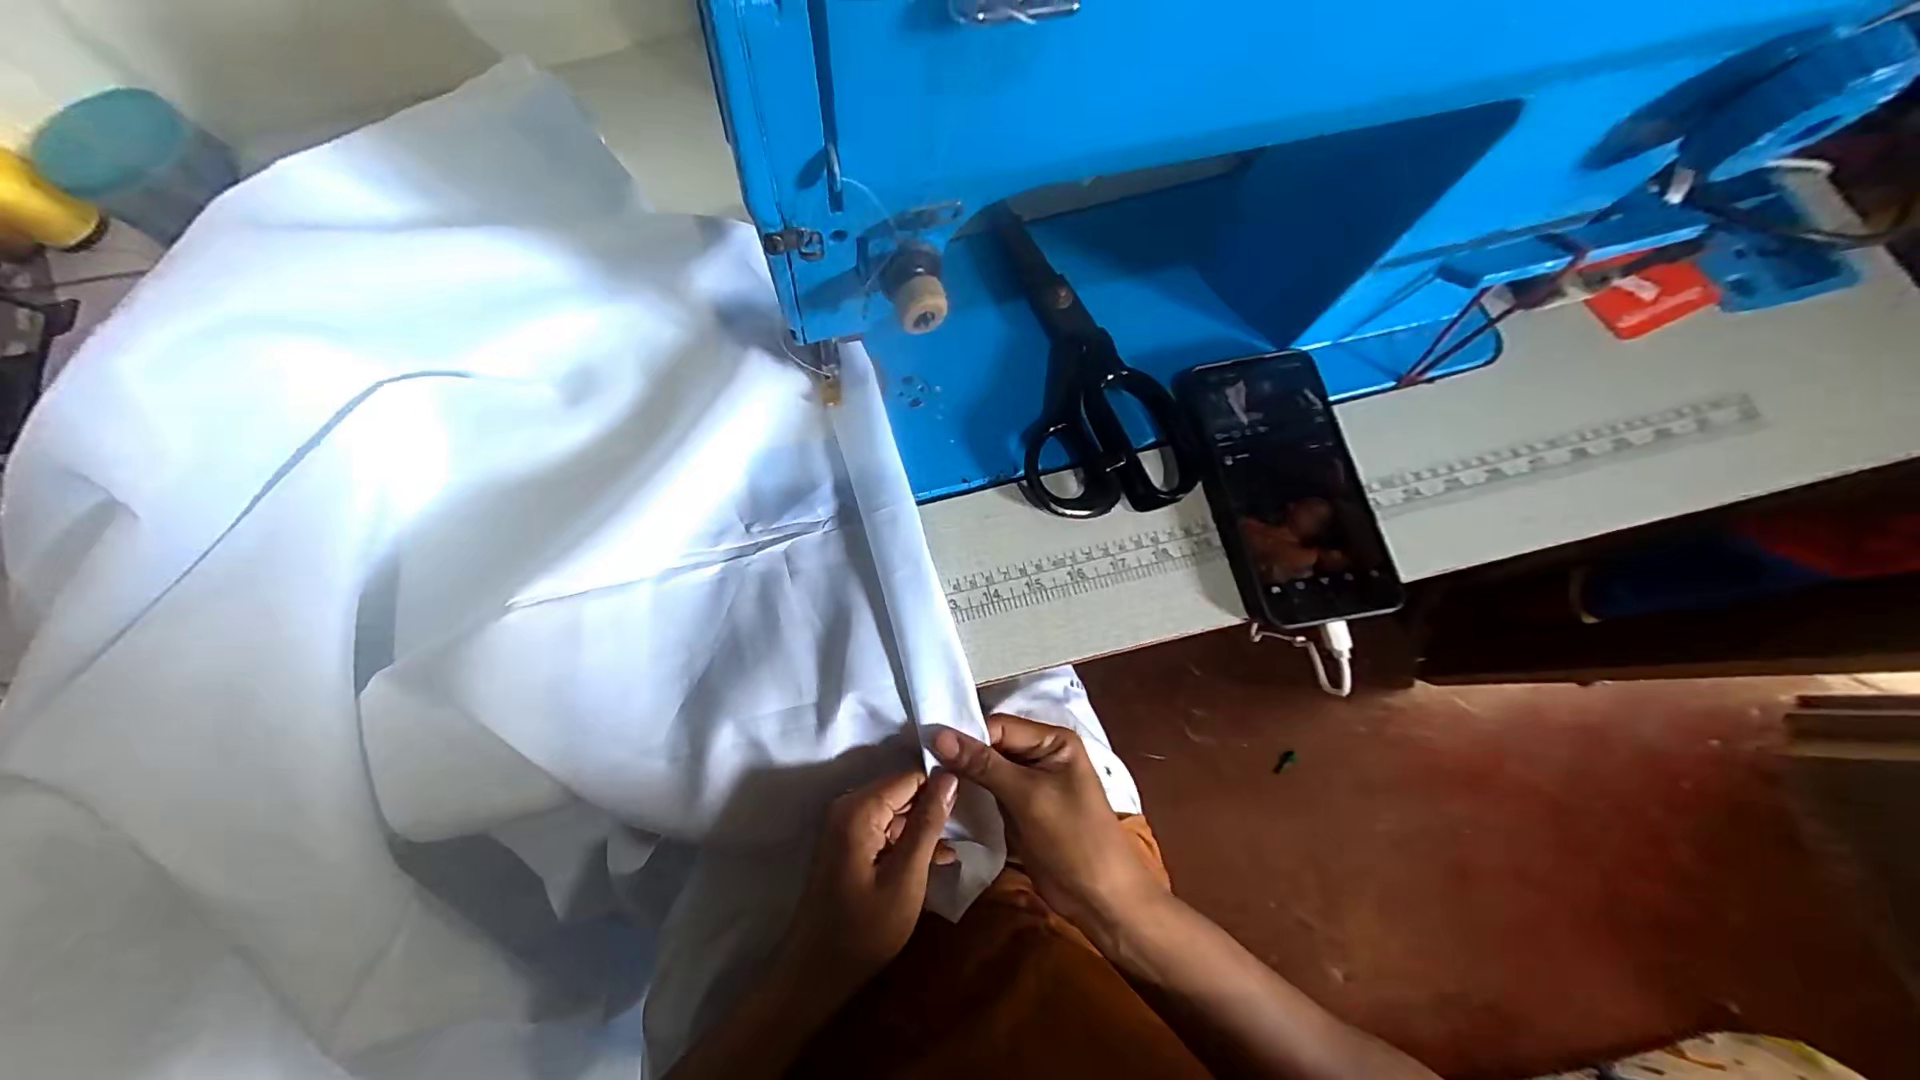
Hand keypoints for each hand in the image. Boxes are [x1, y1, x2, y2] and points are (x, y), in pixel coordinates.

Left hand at [777, 768, 957, 991]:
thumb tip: (950, 777)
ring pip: (896, 810)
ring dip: (924, 826)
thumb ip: (928, 824)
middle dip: (934, 806)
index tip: (971, 803)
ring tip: (957, 845)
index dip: (942, 786)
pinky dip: (908, 840)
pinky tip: (936, 859)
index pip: (911, 777)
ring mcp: (844, 825)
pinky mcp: (846, 843)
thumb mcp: (906, 878)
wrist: (816, 974)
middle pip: (902, 790)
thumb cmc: (864, 930)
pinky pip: (884, 827)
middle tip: (969, 824)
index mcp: (858, 809)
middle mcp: (847, 807)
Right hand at [932, 715, 1167, 942]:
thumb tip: (939, 735)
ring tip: (925, 778)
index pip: (999, 726)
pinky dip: (970, 794)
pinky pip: (989, 792)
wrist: (1100, 898)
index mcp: (1053, 740)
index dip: (965, 734)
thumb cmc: (1073, 839)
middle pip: (991, 744)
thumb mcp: (1028, 796)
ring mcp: (1030, 783)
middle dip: (960, 753)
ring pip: (986, 768)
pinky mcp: (1020, 808)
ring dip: (961, 775)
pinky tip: (943, 796)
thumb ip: (983, 764)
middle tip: (919, 761)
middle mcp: (1040, 754)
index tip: (926, 744)